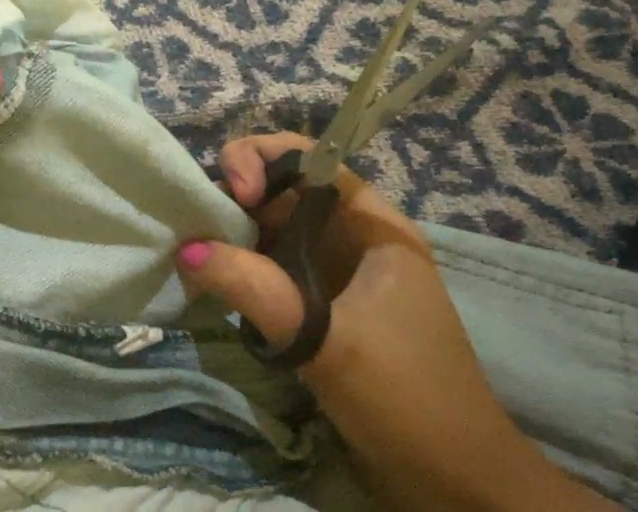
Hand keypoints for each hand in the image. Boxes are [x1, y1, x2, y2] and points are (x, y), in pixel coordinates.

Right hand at [179, 133, 617, 511]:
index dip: (260, 160)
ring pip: (266, 228)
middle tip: (197, 231)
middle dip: (231, 199)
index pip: (305, 158)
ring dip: (227, 237)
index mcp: (371, 225)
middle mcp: (349, 235)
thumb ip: (252, 288)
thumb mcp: (323, 338)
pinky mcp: (317, 303)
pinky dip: (235, 268)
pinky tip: (211, 287)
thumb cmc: (403, 397)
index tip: (236, 197)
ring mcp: (333, 270)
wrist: (453, 483)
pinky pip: (265, 265)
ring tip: (195, 260)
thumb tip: (184, 250)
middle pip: (276, 188)